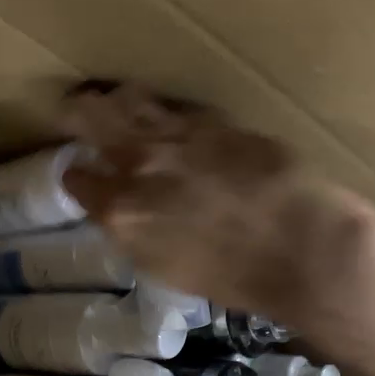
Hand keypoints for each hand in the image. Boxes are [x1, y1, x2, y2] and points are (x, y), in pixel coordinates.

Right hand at [57, 84, 374, 327]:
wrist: (302, 245)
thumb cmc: (237, 278)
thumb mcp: (169, 268)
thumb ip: (138, 232)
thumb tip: (128, 214)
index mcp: (121, 210)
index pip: (77, 179)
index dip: (76, 175)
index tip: (79, 172)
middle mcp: (139, 163)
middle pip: (91, 118)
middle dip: (76, 111)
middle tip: (72, 107)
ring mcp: (178, 135)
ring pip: (132, 99)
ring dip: (118, 98)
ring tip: (115, 97)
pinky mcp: (217, 121)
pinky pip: (179, 108)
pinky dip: (167, 110)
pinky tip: (170, 112)